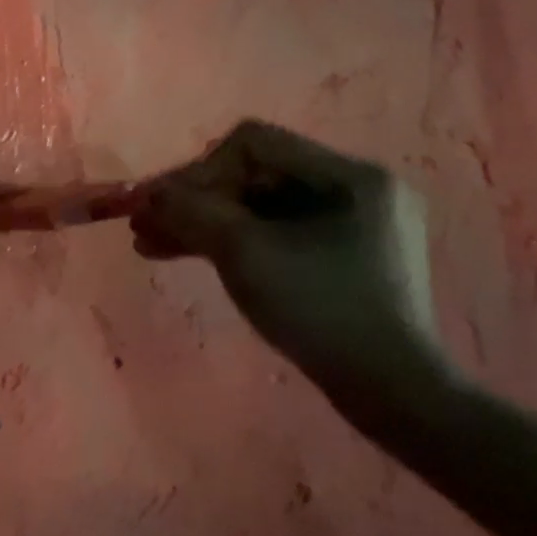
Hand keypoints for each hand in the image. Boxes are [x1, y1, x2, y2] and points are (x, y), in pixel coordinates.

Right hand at [131, 119, 450, 403]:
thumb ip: (187, 209)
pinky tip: (189, 254)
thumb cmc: (319, 307)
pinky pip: (273, 230)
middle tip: (147, 226)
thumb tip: (147, 195)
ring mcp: (354, 225)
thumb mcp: (241, 250)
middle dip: (194, 199)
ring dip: (202, 221)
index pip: (252, 143)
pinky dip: (229, 239)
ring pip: (256, 204)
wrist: (390, 391)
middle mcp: (357, 189)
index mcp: (349, 176)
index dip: (199, 169)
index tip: (165, 207)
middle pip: (251, 173)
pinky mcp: (344, 257)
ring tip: (153, 245)